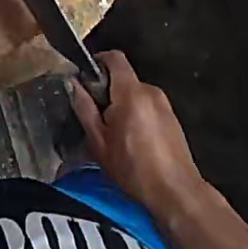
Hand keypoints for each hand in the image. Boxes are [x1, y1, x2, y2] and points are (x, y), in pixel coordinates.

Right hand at [70, 51, 208, 217]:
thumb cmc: (134, 169)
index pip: (114, 58)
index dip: (97, 62)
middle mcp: (150, 91)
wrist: (174, 190)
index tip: (85, 78)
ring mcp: (164, 103)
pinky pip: (147, 106)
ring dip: (121, 106)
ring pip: (134, 94)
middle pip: (123, 78)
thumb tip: (73, 84)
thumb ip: (84, 108)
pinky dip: (136, 115)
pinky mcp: (171, 116)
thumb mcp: (99, 141)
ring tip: (114, 136)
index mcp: (131, 92)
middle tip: (96, 118)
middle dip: (107, 93)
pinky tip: (133, 141)